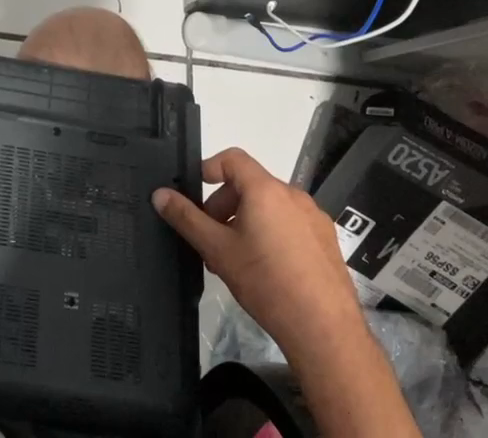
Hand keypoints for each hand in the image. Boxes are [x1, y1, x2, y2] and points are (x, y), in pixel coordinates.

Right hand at [152, 148, 364, 360]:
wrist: (324, 329)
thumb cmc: (265, 281)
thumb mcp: (217, 249)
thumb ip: (186, 218)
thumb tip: (160, 194)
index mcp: (266, 190)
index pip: (233, 159)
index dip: (209, 168)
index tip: (195, 192)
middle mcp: (294, 196)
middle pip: (250, 185)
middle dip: (224, 205)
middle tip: (211, 237)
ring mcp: (315, 219)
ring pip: (270, 207)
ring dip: (245, 221)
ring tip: (235, 258)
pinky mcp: (327, 241)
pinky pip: (290, 224)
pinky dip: (271, 233)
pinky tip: (266, 269)